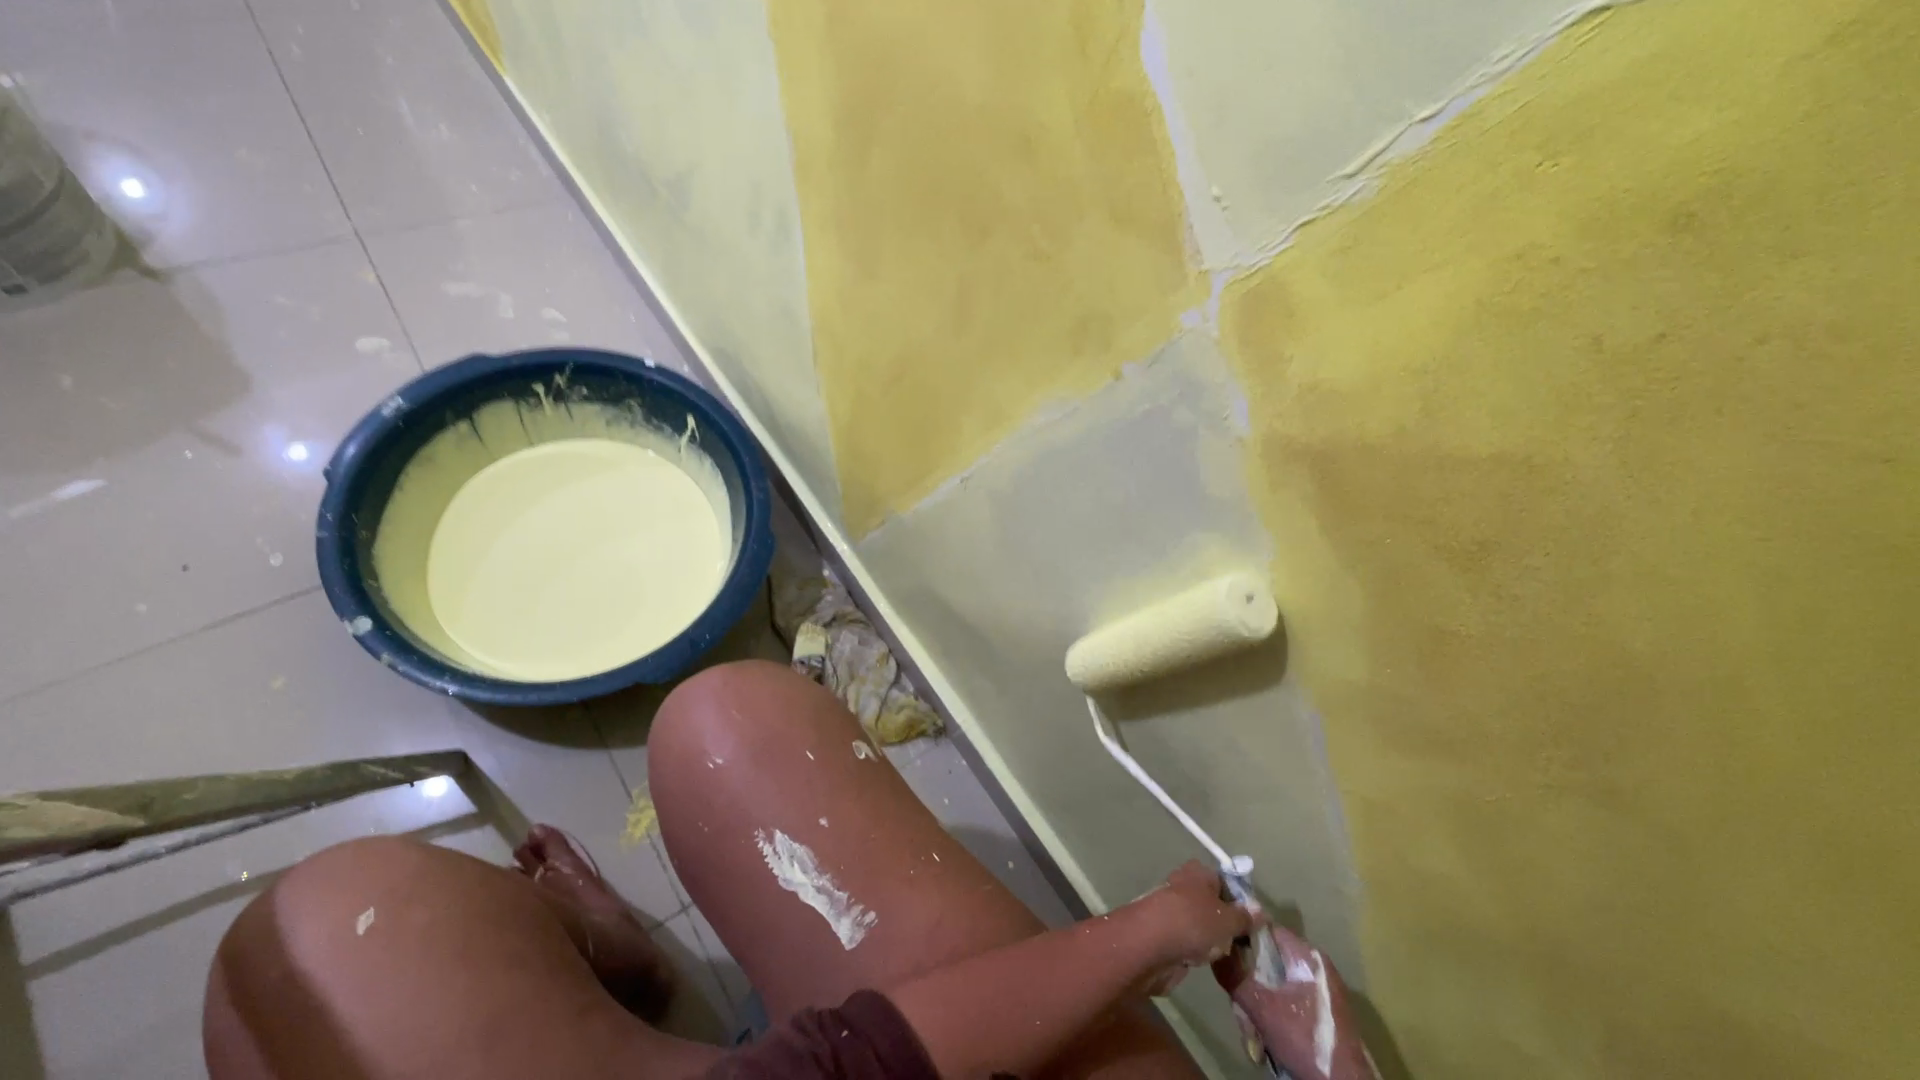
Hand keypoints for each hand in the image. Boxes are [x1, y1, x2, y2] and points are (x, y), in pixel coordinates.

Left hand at [1123, 861, 1255, 996]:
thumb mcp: (1228, 920)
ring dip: (1214, 939)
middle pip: (1211, 903)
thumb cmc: (1193, 923)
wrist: (1149, 948)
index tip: (1254, 920)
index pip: (1223, 880)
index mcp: (1197, 873)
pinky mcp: (1164, 937)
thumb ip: (1245, 917)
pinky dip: (1200, 952)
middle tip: (1248, 941)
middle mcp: (1183, 887)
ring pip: (1201, 925)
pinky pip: (1190, 943)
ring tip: (1236, 956)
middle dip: (1227, 921)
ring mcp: (1172, 912)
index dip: (1239, 898)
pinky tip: (1214, 964)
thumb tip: (1260, 911)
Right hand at [1212, 925, 1375, 1079]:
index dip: (1241, 933)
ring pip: (1276, 981)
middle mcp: (1317, 965)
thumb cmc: (1304, 1038)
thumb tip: (1213, 949)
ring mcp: (1322, 988)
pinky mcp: (1322, 1009)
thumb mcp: (1261, 1008)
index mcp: (1308, 956)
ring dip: (1258, 1000)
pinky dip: (1272, 1010)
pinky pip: (1288, 998)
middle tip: (1236, 1001)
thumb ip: (1234, 975)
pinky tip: (1264, 1032)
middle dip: (1248, 978)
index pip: (1266, 928)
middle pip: (1270, 958)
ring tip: (1250, 1026)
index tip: (1221, 947)